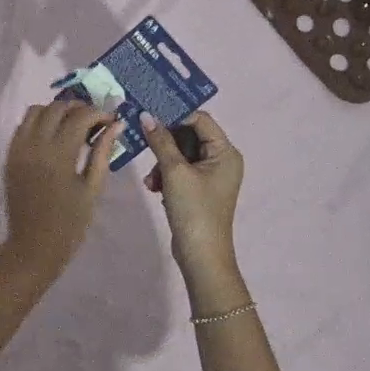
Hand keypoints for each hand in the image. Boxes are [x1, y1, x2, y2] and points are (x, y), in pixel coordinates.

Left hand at [1, 101, 120, 277]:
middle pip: (57, 108)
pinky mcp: (10, 154)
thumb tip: (117, 125)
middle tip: (95, 121)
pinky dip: (39, 121)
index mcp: (59, 154)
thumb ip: (103, 152)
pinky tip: (53, 134)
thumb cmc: (70, 223)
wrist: (33, 246)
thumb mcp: (92, 188)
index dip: (99, 113)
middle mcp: (35, 144)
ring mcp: (19, 148)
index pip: (80, 117)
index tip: (112, 120)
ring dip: (56, 110)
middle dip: (79, 108)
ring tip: (73, 124)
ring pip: (36, 110)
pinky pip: (23, 125)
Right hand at [140, 111, 243, 276]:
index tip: (149, 115)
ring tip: (151, 180)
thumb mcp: (174, 172)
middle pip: (189, 136)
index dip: (175, 116)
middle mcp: (222, 160)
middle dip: (165, 143)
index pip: (200, 120)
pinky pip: (180, 170)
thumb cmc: (194, 210)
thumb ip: (161, 141)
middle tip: (144, 145)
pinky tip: (155, 188)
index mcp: (226, 152)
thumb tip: (146, 115)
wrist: (201, 255)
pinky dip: (166, 175)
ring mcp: (211, 176)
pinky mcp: (199, 189)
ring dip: (162, 162)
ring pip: (181, 154)